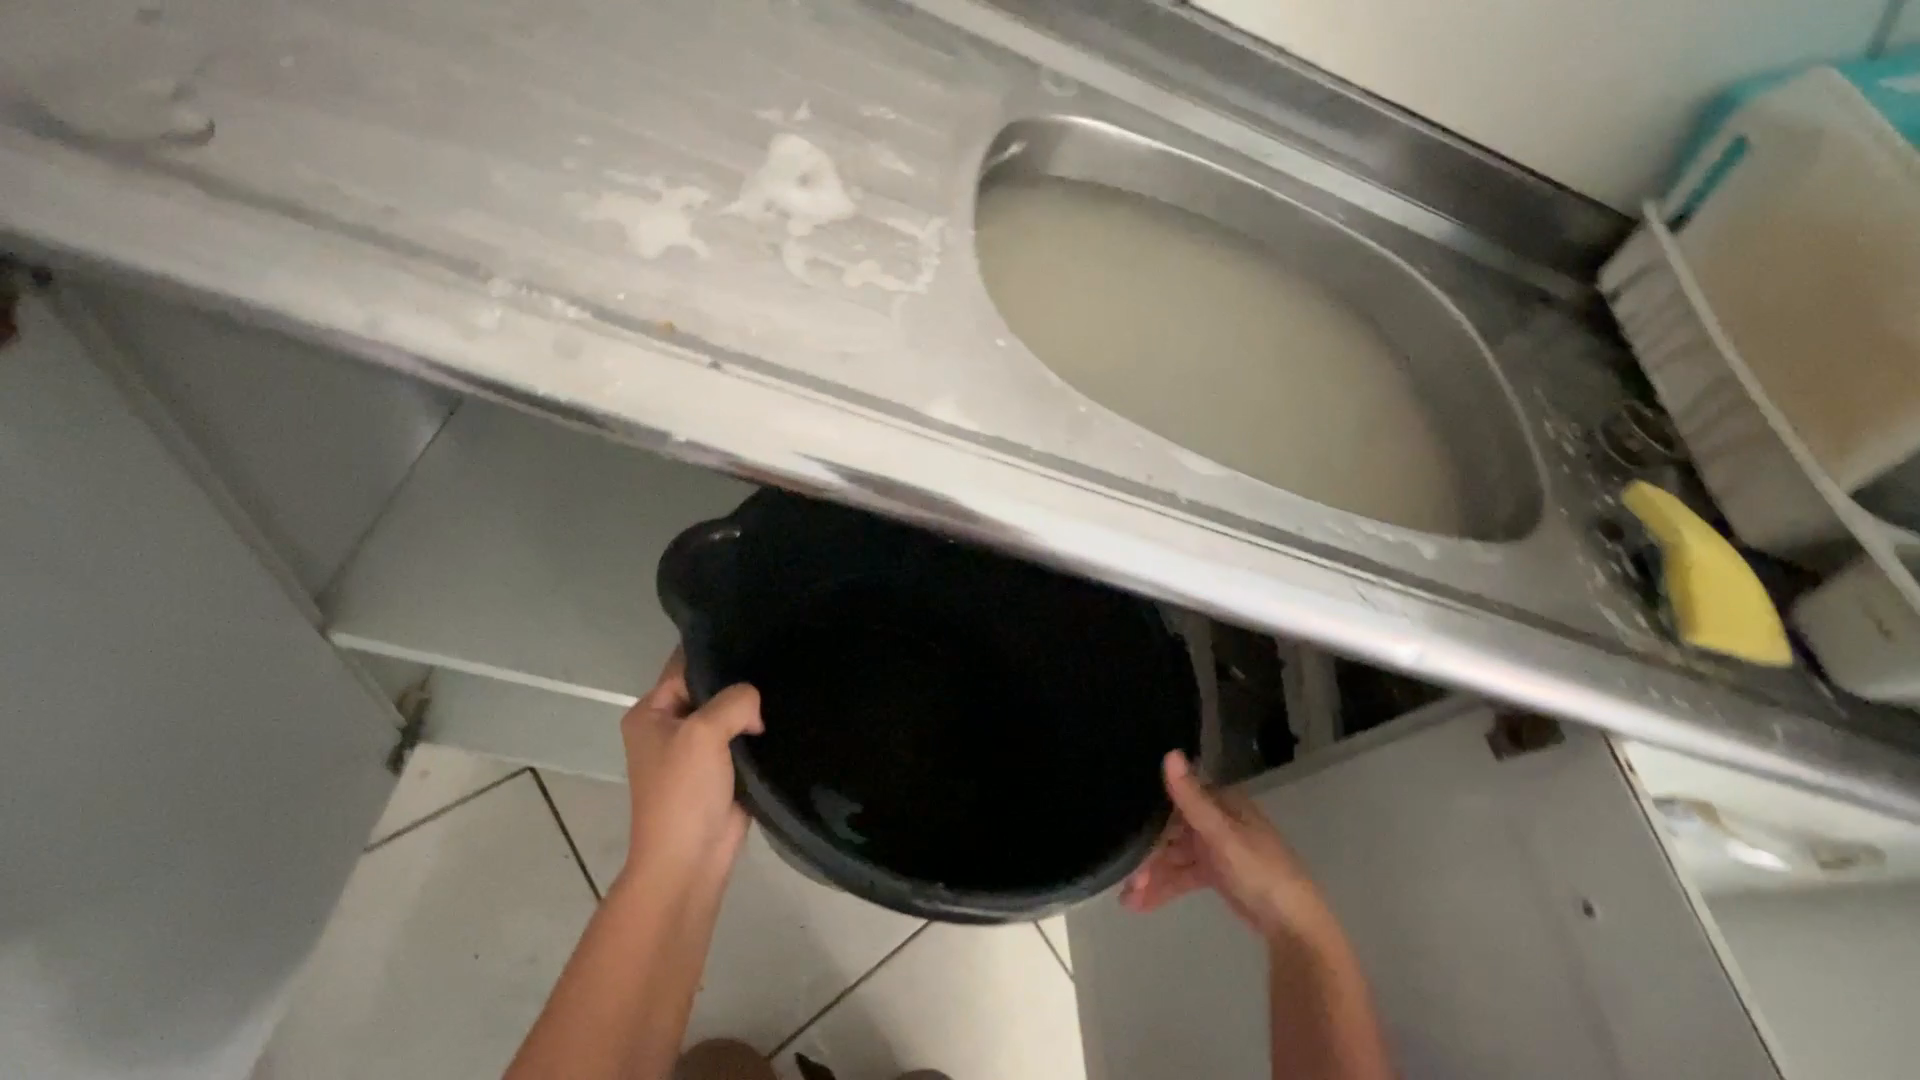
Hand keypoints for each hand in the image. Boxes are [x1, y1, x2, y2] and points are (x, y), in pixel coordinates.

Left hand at [614, 649, 764, 893]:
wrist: (688, 861)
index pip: (685, 666)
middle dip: (741, 682)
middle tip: (780, 661)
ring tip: (788, 687)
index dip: (717, 652)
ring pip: (731, 716)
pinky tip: (786, 720)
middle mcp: (670, 727)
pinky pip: (743, 741)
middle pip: (710, 690)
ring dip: (754, 710)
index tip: (756, 636)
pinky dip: (761, 734)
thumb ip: (735, 701)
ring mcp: (696, 751)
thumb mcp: (703, 732)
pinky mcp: (721, 772)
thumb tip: (756, 709)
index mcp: (650, 712)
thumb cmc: (683, 792)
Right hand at [1120, 751, 1330, 942]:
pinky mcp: (1215, 874)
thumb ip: (1192, 797)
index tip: (1124, 833)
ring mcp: (1215, 849)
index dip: (1150, 817)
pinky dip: (1164, 888)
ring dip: (1152, 876)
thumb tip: (1170, 753)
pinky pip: (1182, 876)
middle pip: (1172, 832)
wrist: (1294, 925)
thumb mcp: (1222, 834)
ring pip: (1174, 857)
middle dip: (1148, 856)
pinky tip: (1141, 904)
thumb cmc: (1260, 871)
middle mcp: (1216, 821)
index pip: (1176, 801)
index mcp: (1222, 804)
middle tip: (1126, 878)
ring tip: (1128, 899)